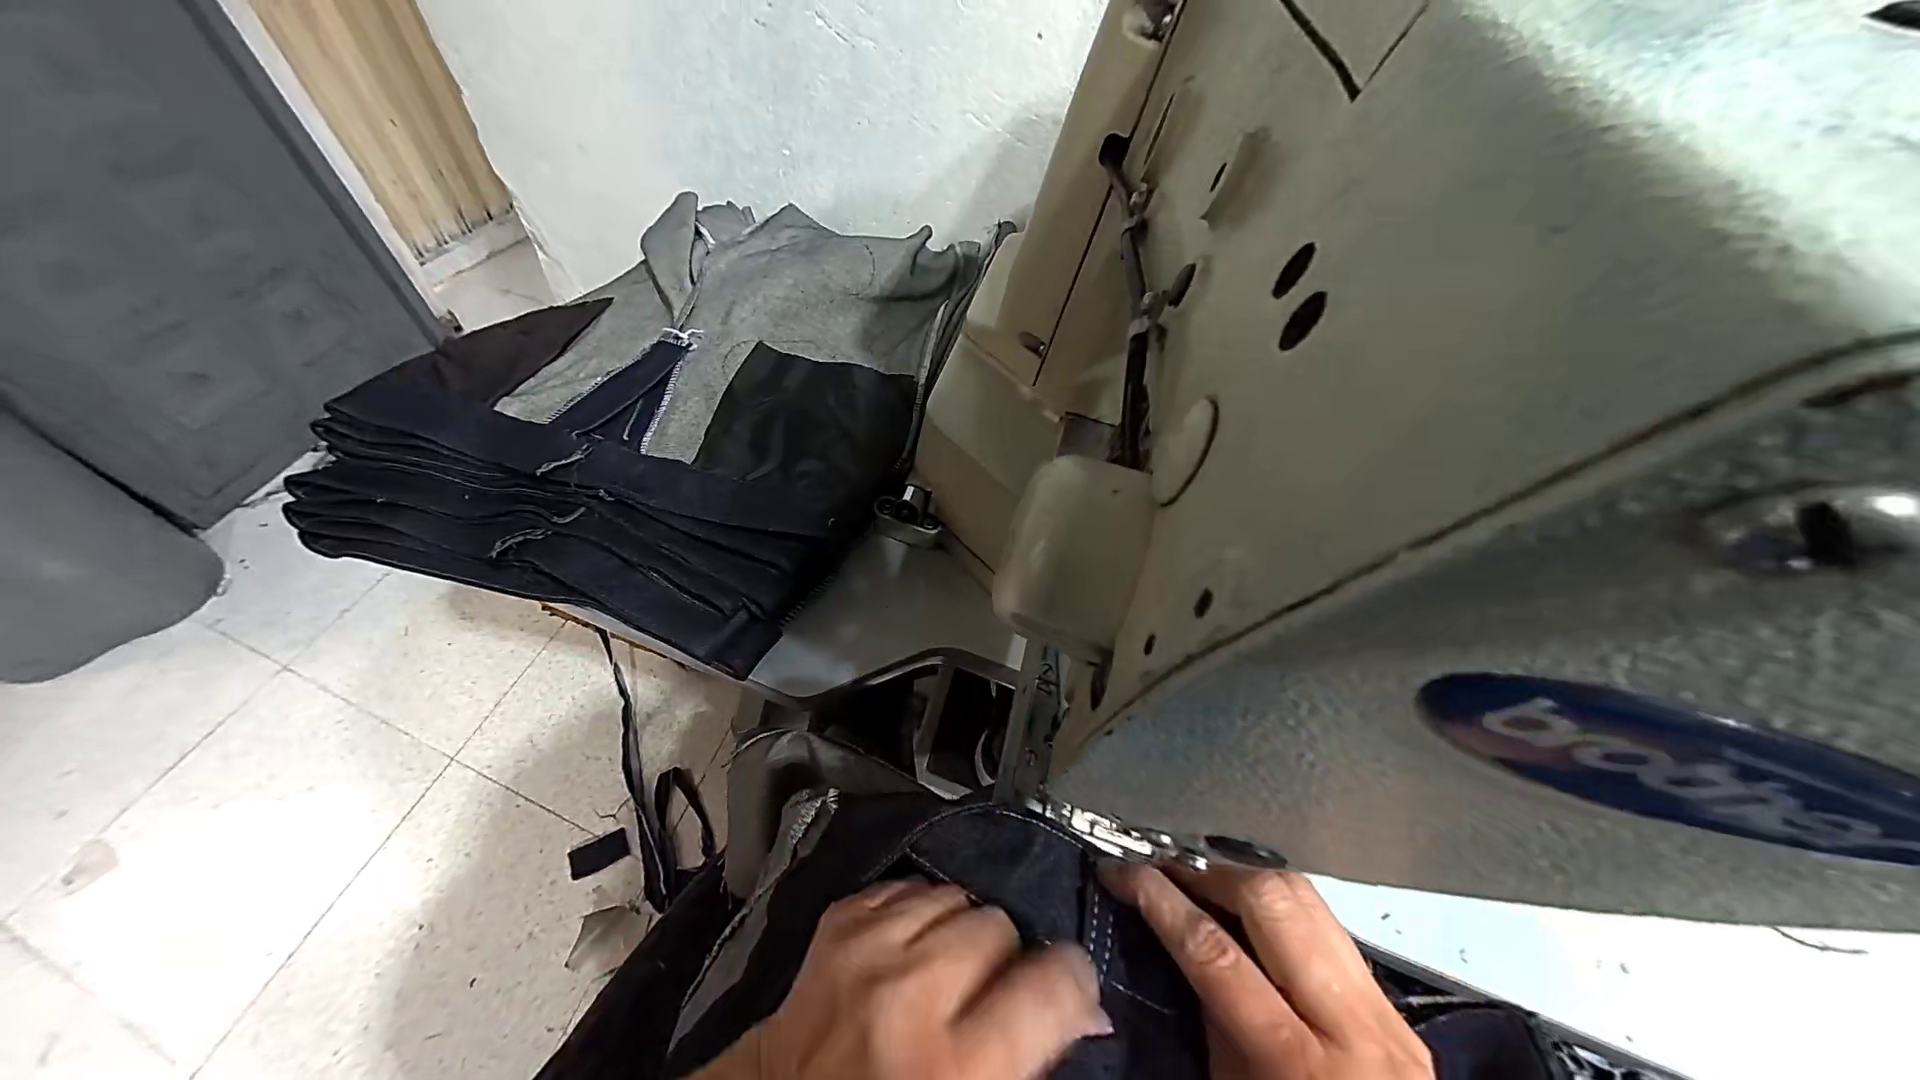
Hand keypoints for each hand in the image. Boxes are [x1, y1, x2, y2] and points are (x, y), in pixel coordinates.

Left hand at [698, 881, 1110, 1079]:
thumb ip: (1032, 1059)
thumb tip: (1087, 1011)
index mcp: (953, 1065)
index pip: (1050, 985)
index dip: (1074, 980)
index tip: (1071, 983)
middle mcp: (912, 993)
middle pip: (998, 923)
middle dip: (1004, 953)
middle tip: (988, 988)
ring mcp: (868, 946)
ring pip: (955, 894)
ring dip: (960, 926)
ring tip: (946, 964)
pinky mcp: (839, 919)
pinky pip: (908, 884)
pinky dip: (918, 910)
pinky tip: (910, 943)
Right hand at [1100, 864, 1432, 1079]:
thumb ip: (1207, 1014)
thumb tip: (1172, 933)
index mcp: (1298, 1066)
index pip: (1216, 953)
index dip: (1160, 900)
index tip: (1123, 873)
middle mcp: (1352, 1026)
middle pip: (1271, 900)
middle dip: (1208, 872)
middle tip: (1163, 869)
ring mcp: (1383, 1011)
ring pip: (1304, 895)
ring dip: (1241, 875)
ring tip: (1199, 878)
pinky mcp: (1392, 1004)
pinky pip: (1324, 920)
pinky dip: (1275, 901)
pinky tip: (1246, 908)